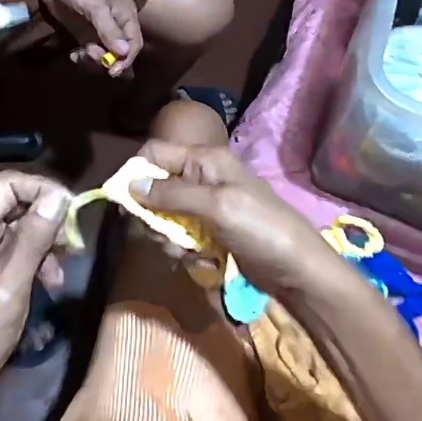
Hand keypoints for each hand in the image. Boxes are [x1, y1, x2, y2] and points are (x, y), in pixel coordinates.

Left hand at [0, 172, 70, 406]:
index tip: (73, 210)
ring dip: (46, 242)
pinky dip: (35, 259)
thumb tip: (60, 196)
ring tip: (65, 266)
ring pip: (17, 227)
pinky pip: (13, 250)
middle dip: (48, 219)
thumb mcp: (10, 286)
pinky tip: (50, 280)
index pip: (6, 185)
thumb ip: (34, 238)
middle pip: (13, 204)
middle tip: (75, 243)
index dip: (43, 189)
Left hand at [39, 0, 141, 76]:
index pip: (134, 43)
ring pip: (105, 55)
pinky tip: (74, 55)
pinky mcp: (85, 34)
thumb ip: (109, 30)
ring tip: (80, 55)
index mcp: (126, 15)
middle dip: (107, 61)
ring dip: (94, 61)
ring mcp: (100, 30)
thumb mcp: (95, 7)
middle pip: (120, 53)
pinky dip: (84, 58)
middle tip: (91, 58)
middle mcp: (117, 25)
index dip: (127, 59)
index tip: (113, 71)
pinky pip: (90, 53)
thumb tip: (124, 53)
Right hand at [134, 140, 353, 297]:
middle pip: (156, 187)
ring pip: (167, 215)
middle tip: (161, 235)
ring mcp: (208, 206)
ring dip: (169, 236)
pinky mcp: (212, 231)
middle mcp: (203, 177)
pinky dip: (185, 249)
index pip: (155, 153)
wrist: (297, 267)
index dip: (135, 173)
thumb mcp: (216, 206)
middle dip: (152, 213)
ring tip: (186, 252)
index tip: (125, 203)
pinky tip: (202, 261)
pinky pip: (183, 235)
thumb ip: (172, 194)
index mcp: (205, 159)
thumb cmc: (260, 227)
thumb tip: (130, 184)